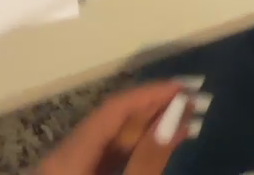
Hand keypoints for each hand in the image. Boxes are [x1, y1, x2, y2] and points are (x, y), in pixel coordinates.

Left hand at [35, 82, 193, 174]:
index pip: (112, 109)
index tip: (182, 87)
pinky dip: (135, 153)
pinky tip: (160, 148)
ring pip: (113, 142)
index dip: (148, 94)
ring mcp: (68, 171)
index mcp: (67, 157)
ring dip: (148, 132)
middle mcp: (62, 159)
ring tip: (184, 123)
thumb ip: (147, 160)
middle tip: (191, 104)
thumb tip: (174, 118)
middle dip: (153, 112)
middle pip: (112, 123)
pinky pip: (108, 159)